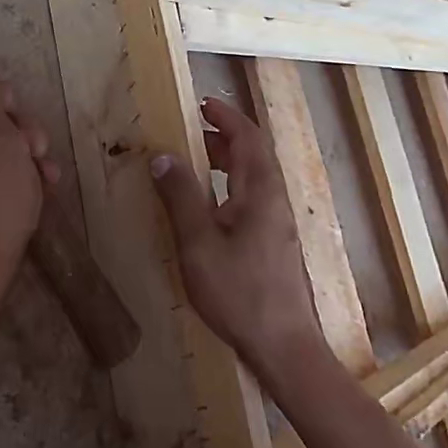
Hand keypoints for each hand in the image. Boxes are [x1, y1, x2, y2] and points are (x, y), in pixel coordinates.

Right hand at [148, 98, 323, 373]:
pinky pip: (255, 197)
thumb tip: (163, 156)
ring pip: (255, 177)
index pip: (247, 137)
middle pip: (254, 153)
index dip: (226, 117)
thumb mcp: (199, 244)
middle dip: (225, 136)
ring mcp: (279, 222)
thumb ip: (181, 197)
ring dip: (229, 161)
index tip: (202, 103)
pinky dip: (233, 185)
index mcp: (260, 190)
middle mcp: (275, 199)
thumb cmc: (239, 292)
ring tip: (198, 162)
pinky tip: (214, 206)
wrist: (284, 344)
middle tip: (193, 131)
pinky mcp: (277, 242)